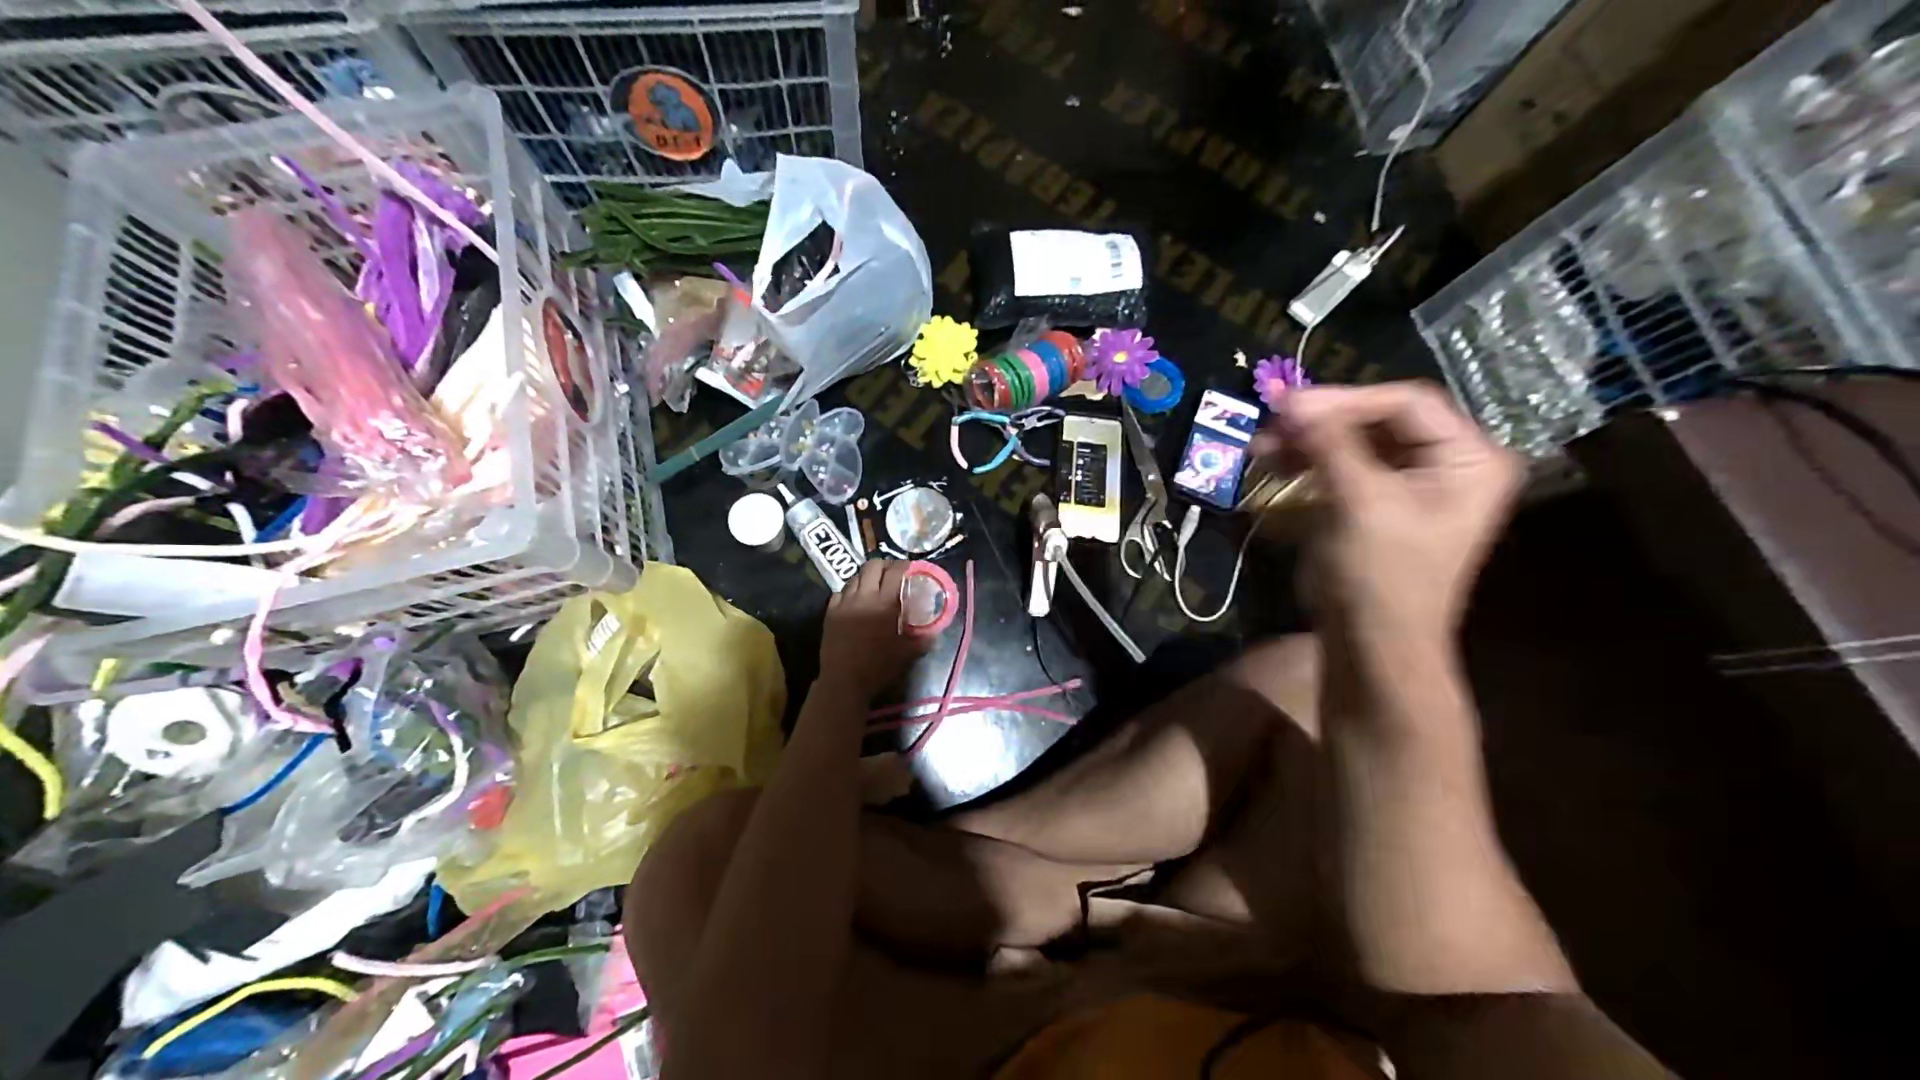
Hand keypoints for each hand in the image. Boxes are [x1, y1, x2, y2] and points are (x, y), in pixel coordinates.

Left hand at [819, 561, 932, 698]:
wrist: (843, 681)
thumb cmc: (878, 667)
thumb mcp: (906, 655)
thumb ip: (922, 640)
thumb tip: (934, 632)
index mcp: (884, 604)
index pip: (895, 572)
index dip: (903, 565)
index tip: (909, 567)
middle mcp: (863, 597)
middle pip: (872, 566)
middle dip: (884, 565)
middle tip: (892, 572)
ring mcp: (843, 603)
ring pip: (855, 577)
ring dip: (867, 576)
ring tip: (874, 585)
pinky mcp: (830, 612)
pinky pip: (840, 592)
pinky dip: (850, 591)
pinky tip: (855, 600)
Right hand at [1272, 382, 1520, 643]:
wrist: (1371, 644)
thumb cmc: (1381, 576)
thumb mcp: (1361, 503)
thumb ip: (1329, 445)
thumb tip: (1290, 399)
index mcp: (1468, 458)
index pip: (1406, 403)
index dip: (1345, 401)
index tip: (1288, 406)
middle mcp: (1444, 462)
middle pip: (1375, 420)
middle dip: (1319, 422)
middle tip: (1270, 423)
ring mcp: (1407, 482)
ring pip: (1351, 441)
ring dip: (1305, 441)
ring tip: (1261, 447)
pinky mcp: (1373, 501)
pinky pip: (1338, 466)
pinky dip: (1305, 462)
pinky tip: (1272, 462)